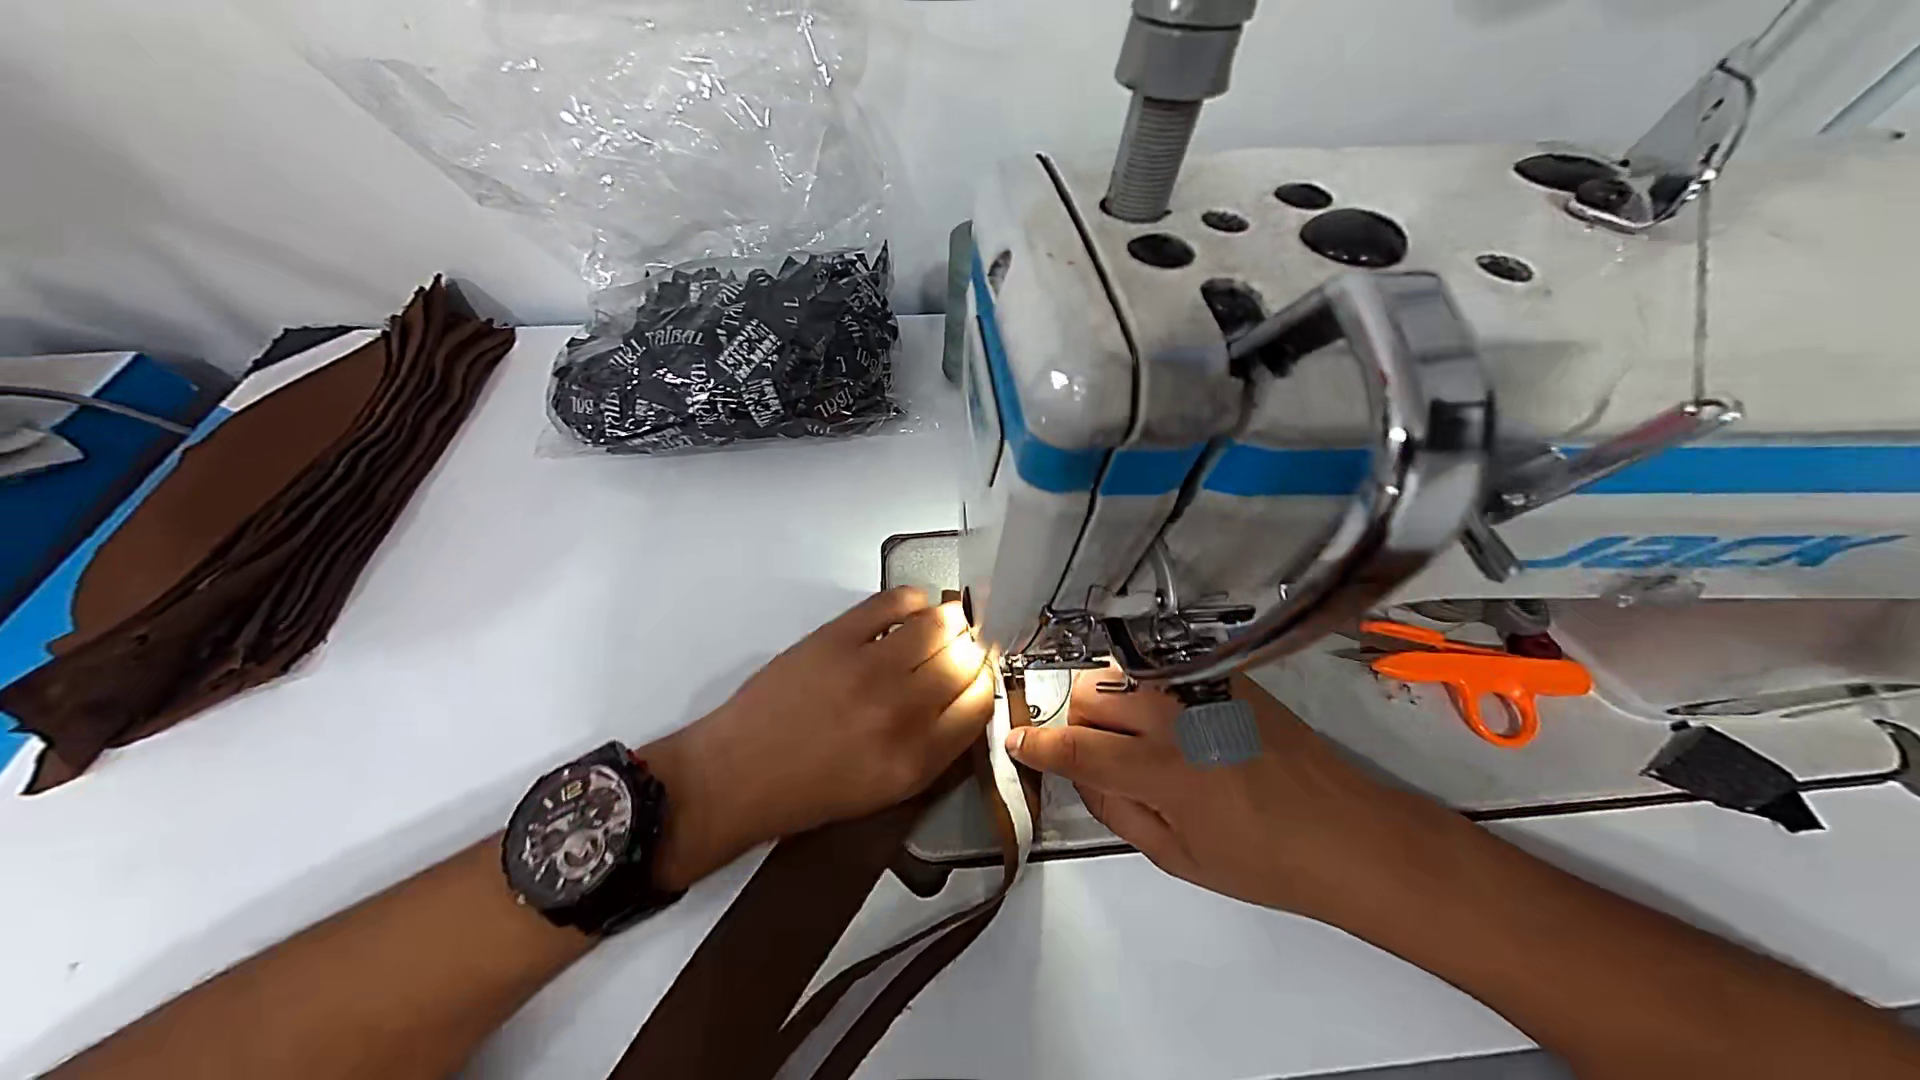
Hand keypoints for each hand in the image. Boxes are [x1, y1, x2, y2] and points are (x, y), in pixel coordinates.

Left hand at [647, 588, 994, 888]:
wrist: (738, 774)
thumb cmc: (811, 790)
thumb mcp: (887, 789)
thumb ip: (935, 748)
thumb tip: (965, 699)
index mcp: (916, 759)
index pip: (979, 704)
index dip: (984, 683)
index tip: (977, 674)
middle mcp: (900, 713)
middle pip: (964, 660)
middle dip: (972, 649)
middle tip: (964, 646)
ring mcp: (867, 670)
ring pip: (938, 624)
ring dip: (951, 620)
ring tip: (945, 623)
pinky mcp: (836, 637)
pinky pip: (894, 601)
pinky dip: (913, 599)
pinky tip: (913, 608)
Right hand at [1005, 667, 1463, 927]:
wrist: (1346, 831)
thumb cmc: (1263, 861)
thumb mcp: (1177, 857)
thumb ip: (1116, 810)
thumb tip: (1080, 774)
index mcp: (1163, 771)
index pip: (1074, 748)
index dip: (1034, 744)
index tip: (1013, 740)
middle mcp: (1176, 718)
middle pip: (1088, 695)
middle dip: (1075, 722)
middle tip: (1092, 752)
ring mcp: (1200, 690)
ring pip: (1118, 674)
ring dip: (1106, 701)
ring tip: (1128, 734)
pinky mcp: (1223, 677)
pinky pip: (1158, 671)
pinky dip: (1141, 689)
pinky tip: (1164, 718)